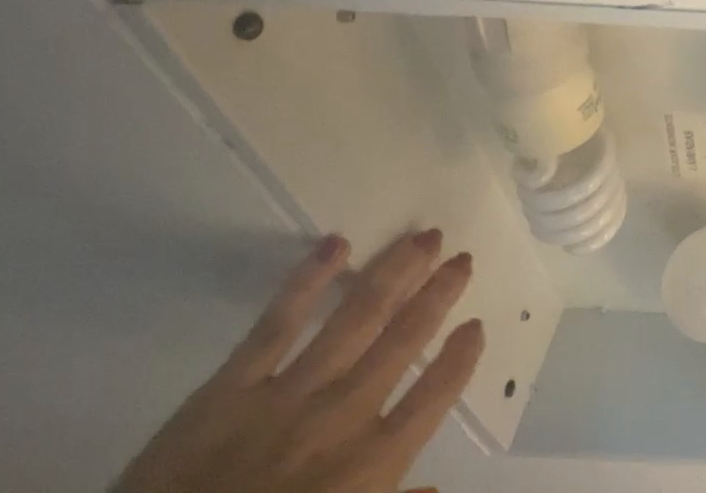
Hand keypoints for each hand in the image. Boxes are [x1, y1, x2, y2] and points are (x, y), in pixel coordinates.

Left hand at [111, 229, 484, 492]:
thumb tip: (437, 488)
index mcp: (371, 463)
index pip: (434, 396)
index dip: (460, 358)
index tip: (476, 326)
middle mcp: (343, 416)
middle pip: (405, 340)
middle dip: (438, 294)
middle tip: (462, 258)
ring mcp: (287, 394)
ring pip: (357, 317)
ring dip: (395, 273)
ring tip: (423, 238)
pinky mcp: (229, 387)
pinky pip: (276, 324)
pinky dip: (309, 280)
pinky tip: (336, 245)